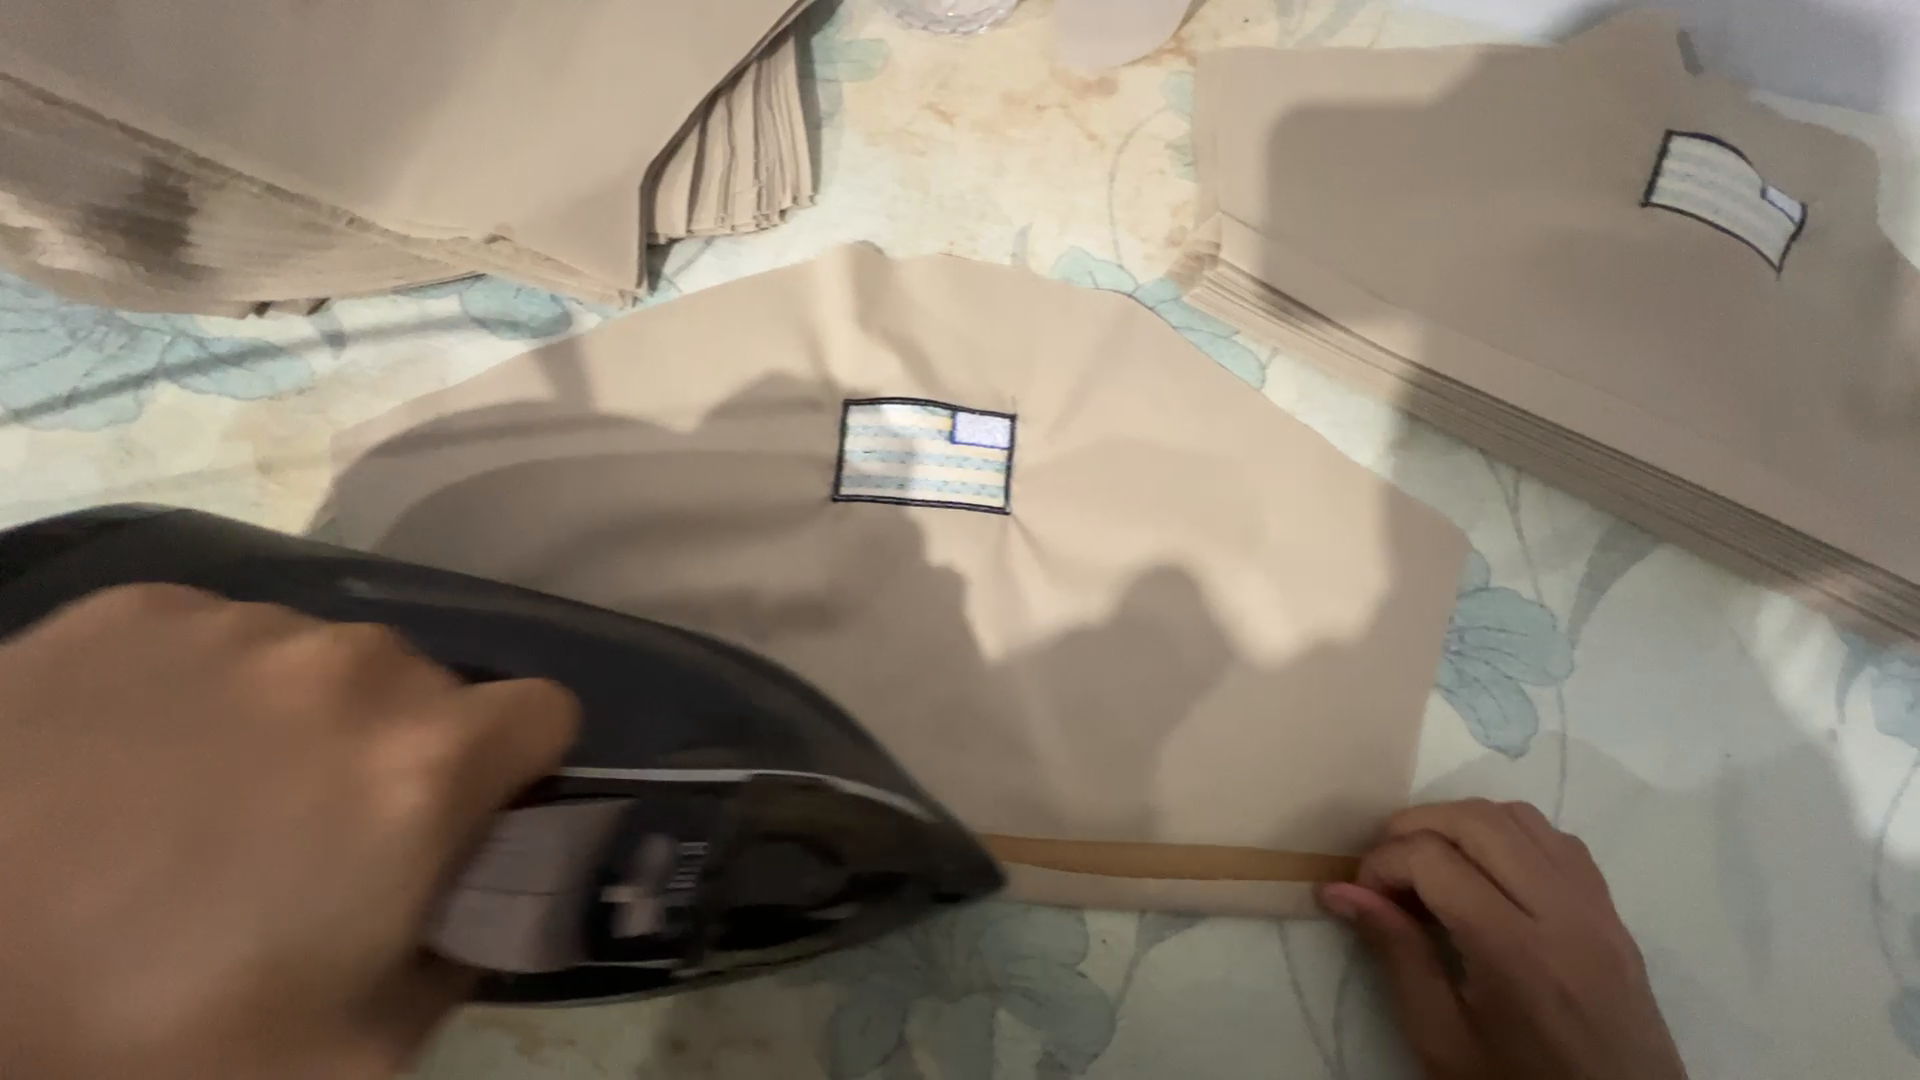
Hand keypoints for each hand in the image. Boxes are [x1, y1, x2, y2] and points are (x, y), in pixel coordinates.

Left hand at [0, 585, 578, 1079]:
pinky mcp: (137, 611)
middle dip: (406, 748)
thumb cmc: (148, 1038)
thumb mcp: (355, 1049)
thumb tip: (486, 896)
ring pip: (337, 658)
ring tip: (204, 797)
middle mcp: (358, 667)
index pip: (548, 712)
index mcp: (427, 761)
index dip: (520, 767)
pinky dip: (215, 687)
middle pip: (438, 687)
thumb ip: (463, 954)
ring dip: (310, 715)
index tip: (465, 814)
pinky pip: (231, 636)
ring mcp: (243, 627)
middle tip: (314, 832)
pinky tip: (133, 756)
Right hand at [1319, 799, 1686, 1079]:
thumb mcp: (1441, 1037)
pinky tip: (1485, 872)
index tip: (1364, 897)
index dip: (1380, 864)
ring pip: (1515, 815)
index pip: (1432, 859)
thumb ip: (1394, 952)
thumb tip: (1337, 889)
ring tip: (1432, 864)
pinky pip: (1555, 839)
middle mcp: (1566, 917)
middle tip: (1388, 869)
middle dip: (1412, 828)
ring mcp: (1598, 910)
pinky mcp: (1613, 914)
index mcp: (1518, 955)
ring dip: (1458, 824)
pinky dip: (1508, 835)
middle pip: (1474, 820)